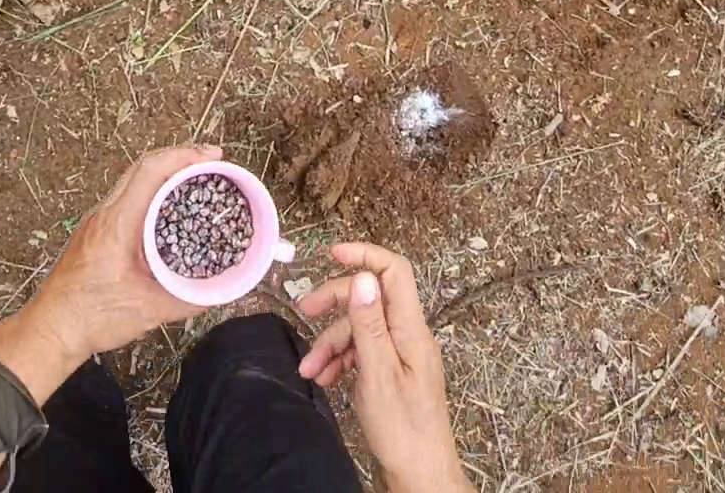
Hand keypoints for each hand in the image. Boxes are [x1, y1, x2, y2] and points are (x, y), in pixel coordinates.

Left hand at [0, 144, 219, 402]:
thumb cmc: (91, 317)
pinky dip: (151, 188)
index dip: (183, 156)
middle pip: (143, 166)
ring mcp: (97, 220)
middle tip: (210, 160)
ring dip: (163, 170)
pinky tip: (166, 203)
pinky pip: (127, 195)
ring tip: (193, 176)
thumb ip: (188, 300)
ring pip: (133, 178)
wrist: (49, 330)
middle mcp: (105, 213)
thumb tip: (220, 291)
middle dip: (179, 156)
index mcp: (118, 223)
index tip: (212, 156)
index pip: (151, 171)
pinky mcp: (95, 230)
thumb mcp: (148, 311)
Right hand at [296, 243, 471, 492]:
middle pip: (369, 297)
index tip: (333, 254)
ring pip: (360, 328)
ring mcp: (401, 353)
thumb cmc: (404, 432)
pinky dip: (340, 360)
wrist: (421, 479)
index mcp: (411, 329)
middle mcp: (408, 334)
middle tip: (304, 310)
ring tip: (309, 369)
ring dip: (330, 343)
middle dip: (334, 302)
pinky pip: (363, 351)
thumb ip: (369, 324)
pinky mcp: (392, 371)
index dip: (365, 254)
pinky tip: (324, 378)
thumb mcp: (378, 374)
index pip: (394, 272)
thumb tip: (363, 277)